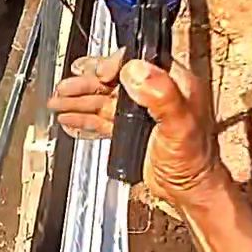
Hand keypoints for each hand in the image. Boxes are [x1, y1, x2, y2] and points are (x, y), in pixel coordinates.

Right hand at [47, 52, 226, 207]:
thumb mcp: (180, 125)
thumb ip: (161, 96)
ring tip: (57, 102)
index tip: (98, 75)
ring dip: (79, 100)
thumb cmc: (194, 161)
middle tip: (64, 87)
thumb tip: (134, 70)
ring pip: (104, 99)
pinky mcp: (130, 129)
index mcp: (173, 82)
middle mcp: (155, 93)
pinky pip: (103, 119)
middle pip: (114, 80)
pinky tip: (69, 119)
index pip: (136, 62)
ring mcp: (141, 112)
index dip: (112, 66)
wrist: (189, 190)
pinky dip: (84, 119)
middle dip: (86, 83)